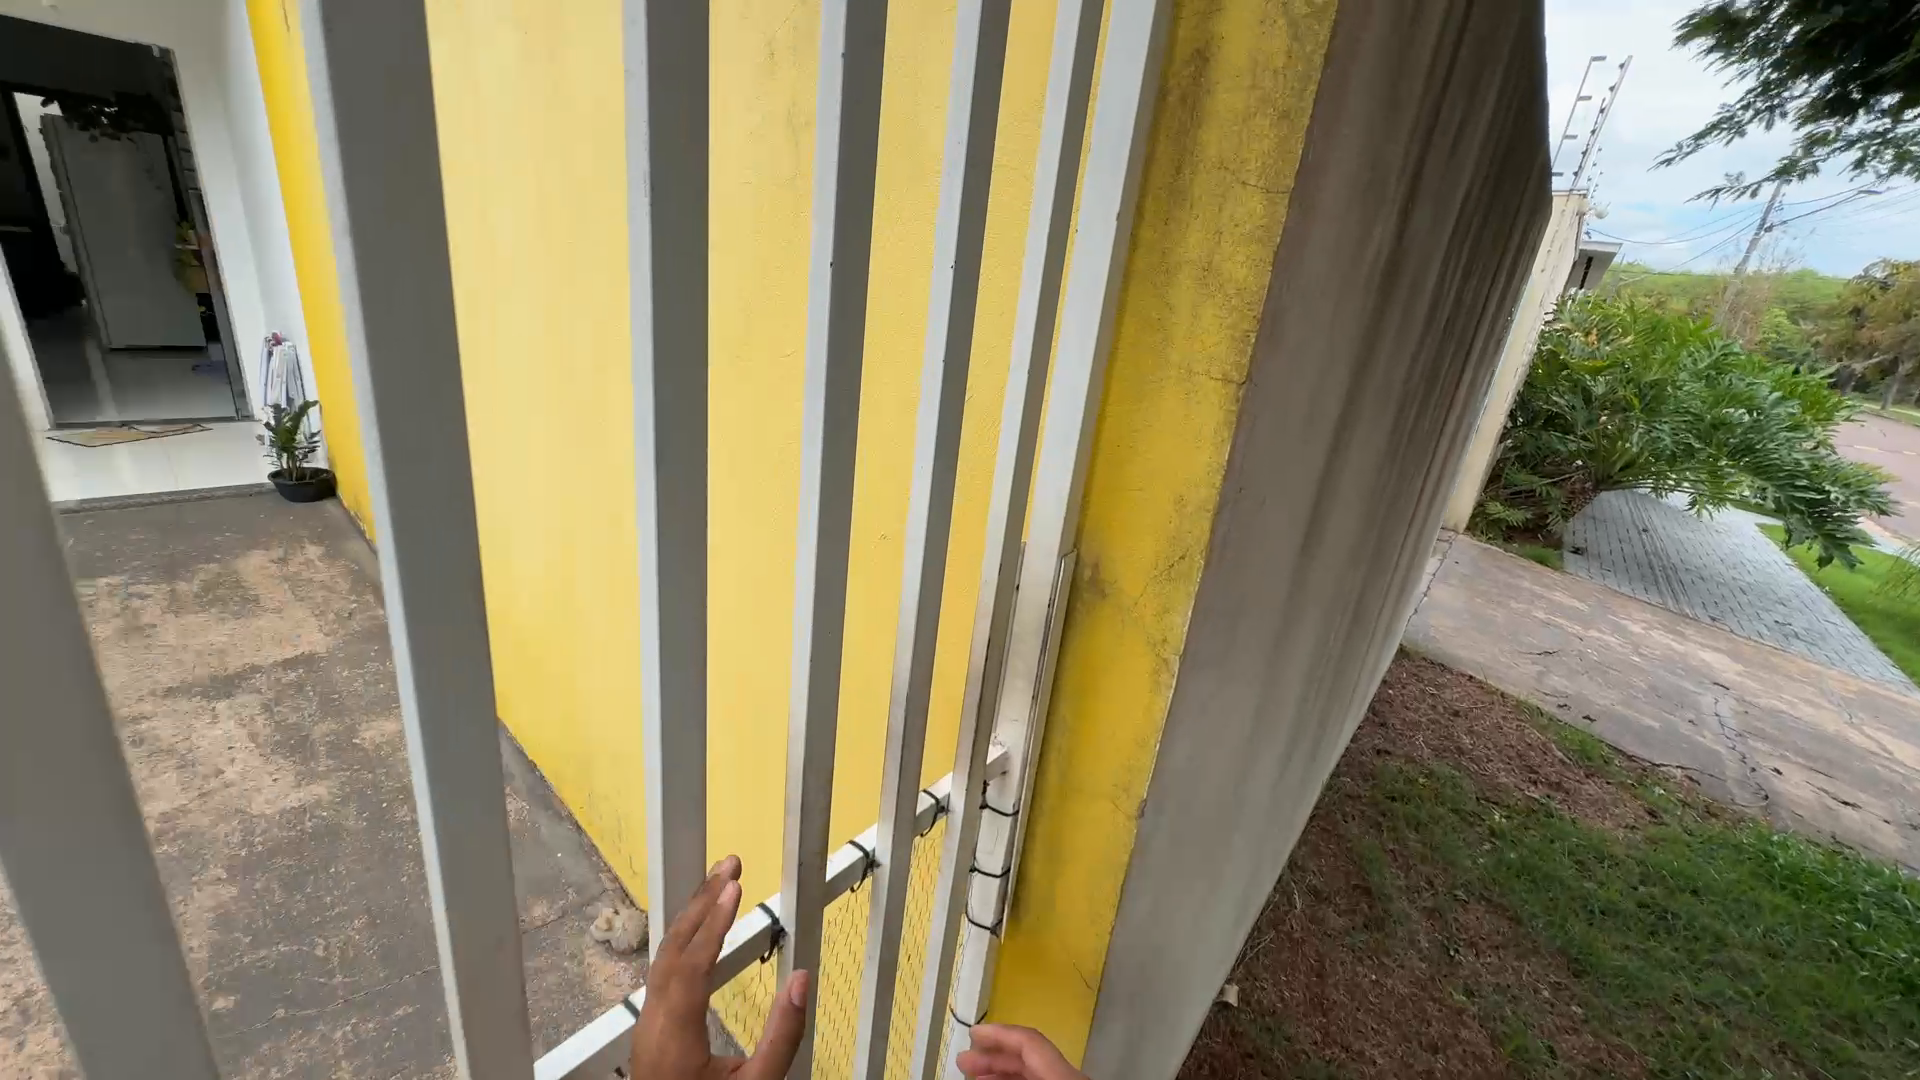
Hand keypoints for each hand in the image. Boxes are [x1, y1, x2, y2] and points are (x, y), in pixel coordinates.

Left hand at [629, 855, 810, 1079]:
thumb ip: (782, 1037)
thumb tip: (802, 977)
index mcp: (674, 1042)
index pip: (691, 968)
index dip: (713, 924)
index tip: (736, 885)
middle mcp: (654, 1027)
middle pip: (672, 951)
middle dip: (701, 902)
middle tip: (732, 861)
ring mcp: (648, 1027)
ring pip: (664, 957)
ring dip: (692, 914)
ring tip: (722, 879)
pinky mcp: (652, 1029)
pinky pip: (665, 969)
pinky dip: (686, 937)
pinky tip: (703, 924)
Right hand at [957, 1024, 1087, 1079]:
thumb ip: (1005, 1077)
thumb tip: (976, 1072)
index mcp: (1064, 1071)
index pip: (1029, 1040)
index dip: (999, 1032)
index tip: (973, 1032)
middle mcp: (1070, 1072)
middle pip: (1028, 1054)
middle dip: (993, 1055)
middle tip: (964, 1059)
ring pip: (1032, 1070)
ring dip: (1000, 1070)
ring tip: (973, 1075)